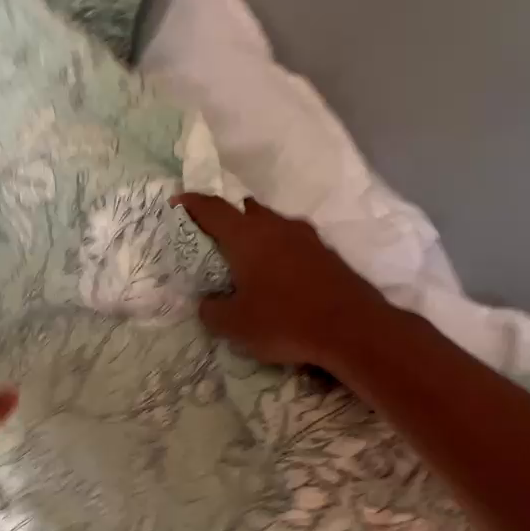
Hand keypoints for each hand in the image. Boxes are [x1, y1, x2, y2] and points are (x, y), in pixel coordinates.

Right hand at [175, 194, 397, 369]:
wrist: (352, 329)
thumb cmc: (283, 321)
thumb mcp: (233, 325)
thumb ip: (212, 310)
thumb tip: (208, 301)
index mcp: (247, 237)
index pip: (213, 209)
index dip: (192, 204)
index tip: (177, 201)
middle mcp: (277, 227)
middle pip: (246, 212)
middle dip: (227, 220)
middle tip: (212, 237)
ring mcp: (307, 238)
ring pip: (272, 226)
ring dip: (255, 236)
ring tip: (243, 260)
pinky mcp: (326, 254)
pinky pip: (292, 244)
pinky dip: (277, 253)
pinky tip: (275, 277)